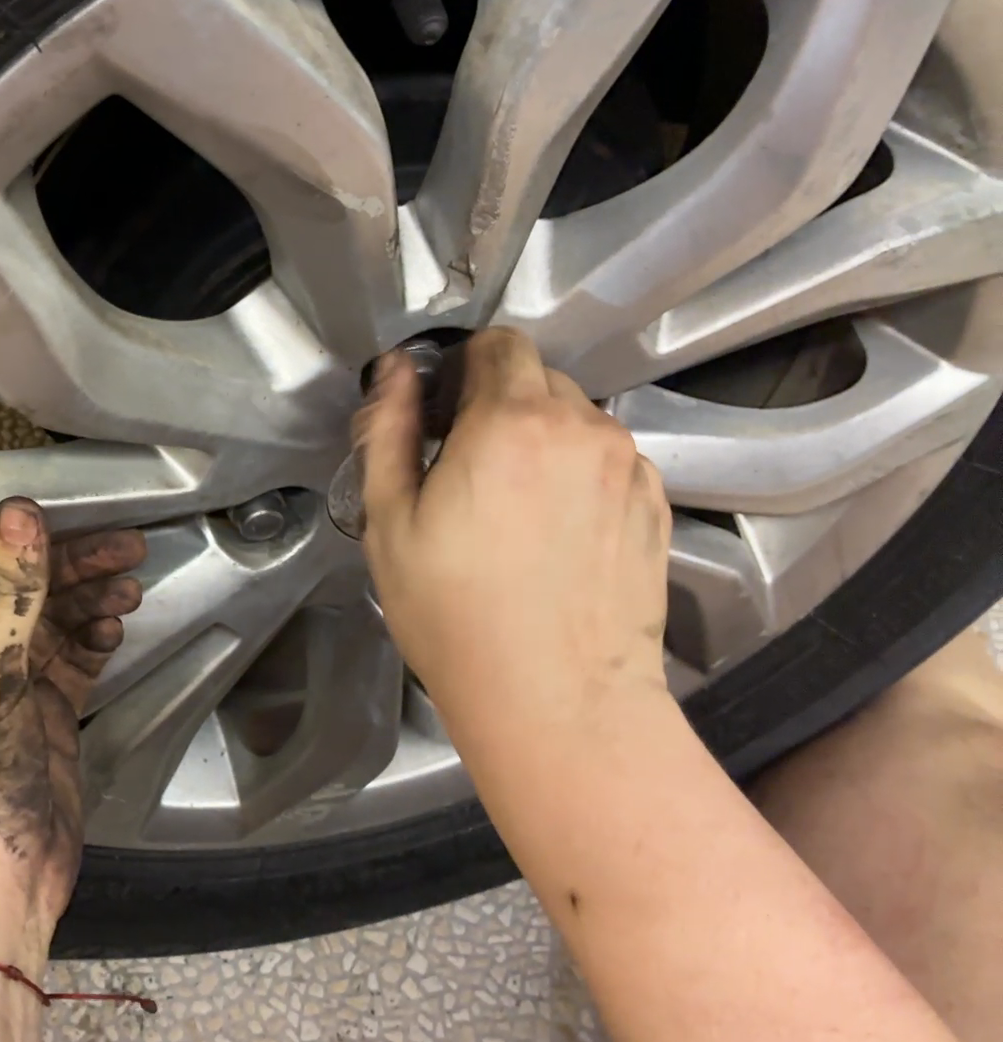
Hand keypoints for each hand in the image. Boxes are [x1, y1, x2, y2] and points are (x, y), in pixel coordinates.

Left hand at [0, 499, 145, 950]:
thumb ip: (9, 588)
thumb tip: (20, 510)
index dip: (20, 537)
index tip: (74, 516)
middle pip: (19, 589)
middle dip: (72, 568)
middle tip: (128, 547)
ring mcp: (2, 684)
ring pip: (49, 623)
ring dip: (88, 603)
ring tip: (130, 587)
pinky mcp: (40, 713)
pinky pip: (70, 661)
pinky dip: (93, 642)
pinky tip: (114, 629)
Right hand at [358, 328, 671, 726]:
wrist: (554, 695)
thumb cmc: (455, 612)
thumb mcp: (390, 520)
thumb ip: (387, 432)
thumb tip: (392, 375)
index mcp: (511, 423)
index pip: (498, 345)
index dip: (461, 369)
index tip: (440, 412)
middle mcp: (582, 429)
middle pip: (537, 378)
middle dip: (496, 404)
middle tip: (461, 466)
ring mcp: (628, 468)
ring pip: (575, 420)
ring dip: (537, 441)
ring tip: (505, 509)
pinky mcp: (654, 506)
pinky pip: (607, 462)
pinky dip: (574, 475)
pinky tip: (547, 533)